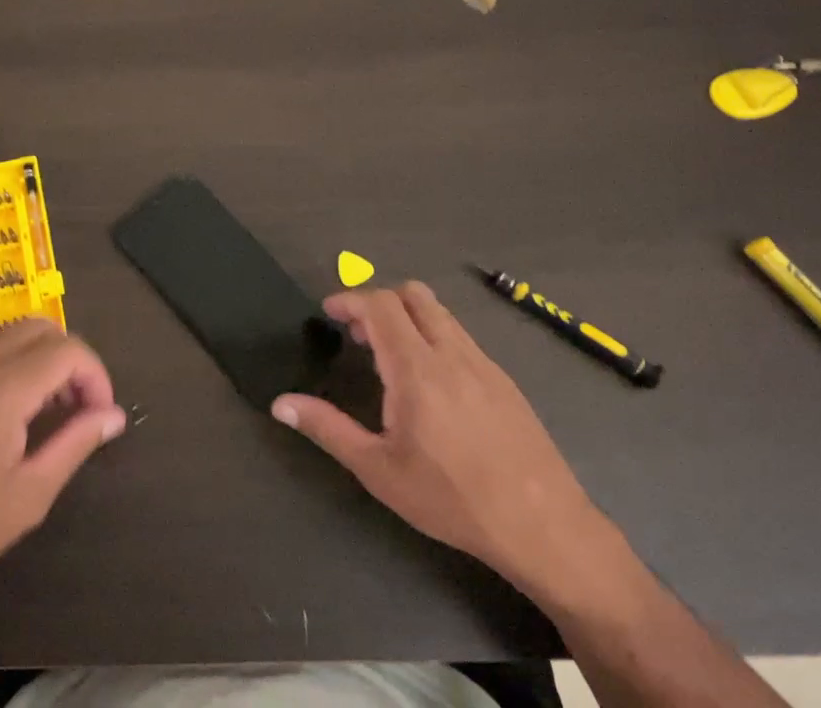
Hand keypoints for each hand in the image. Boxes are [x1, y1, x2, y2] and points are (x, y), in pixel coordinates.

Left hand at [0, 319, 126, 606]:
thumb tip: (114, 415)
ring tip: (51, 412)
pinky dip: (14, 365)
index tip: (102, 417)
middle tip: (80, 408)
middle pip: (40, 328)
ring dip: (43, 359)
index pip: (67, 350)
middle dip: (72, 359)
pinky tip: (13, 414)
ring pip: (11, 335)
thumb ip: (75, 444)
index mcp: (2, 390)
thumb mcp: (29, 493)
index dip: (97, 376)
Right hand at [271, 282, 618, 594]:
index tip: (328, 313)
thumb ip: (327, 428)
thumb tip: (280, 404)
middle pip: (414, 296)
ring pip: (442, 314)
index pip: (380, 306)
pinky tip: (429, 384)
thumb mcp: (378, 469)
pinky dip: (435, 338)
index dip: (349, 300)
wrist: (541, 524)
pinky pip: (463, 339)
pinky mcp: (505, 382)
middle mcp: (453, 354)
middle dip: (378, 301)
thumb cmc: (450, 498)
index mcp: (417, 369)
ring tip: (388, 356)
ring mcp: (485, 365)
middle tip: (356, 333)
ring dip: (409, 317)